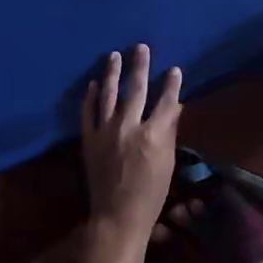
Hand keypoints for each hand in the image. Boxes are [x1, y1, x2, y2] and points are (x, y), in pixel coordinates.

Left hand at [82, 44, 183, 231]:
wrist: (117, 215)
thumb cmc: (151, 193)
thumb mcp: (167, 162)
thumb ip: (168, 131)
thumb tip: (173, 107)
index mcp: (152, 134)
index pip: (165, 101)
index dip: (171, 84)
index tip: (175, 69)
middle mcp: (128, 126)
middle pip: (136, 89)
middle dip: (141, 66)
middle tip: (141, 47)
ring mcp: (105, 131)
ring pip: (108, 94)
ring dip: (112, 73)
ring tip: (115, 56)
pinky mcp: (89, 139)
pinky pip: (88, 112)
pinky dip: (91, 96)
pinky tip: (94, 83)